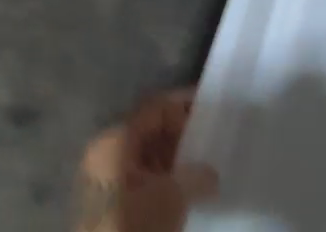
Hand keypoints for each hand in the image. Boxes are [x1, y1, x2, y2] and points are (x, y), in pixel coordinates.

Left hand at [121, 91, 218, 231]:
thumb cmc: (133, 224)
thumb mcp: (172, 195)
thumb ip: (198, 174)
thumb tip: (211, 175)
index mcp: (115, 140)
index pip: (158, 107)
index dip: (187, 105)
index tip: (217, 112)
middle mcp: (107, 153)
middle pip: (154, 130)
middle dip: (186, 134)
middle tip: (218, 138)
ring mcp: (108, 181)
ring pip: (152, 156)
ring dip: (180, 159)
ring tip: (211, 164)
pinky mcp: (113, 206)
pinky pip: (148, 180)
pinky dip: (169, 180)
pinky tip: (193, 189)